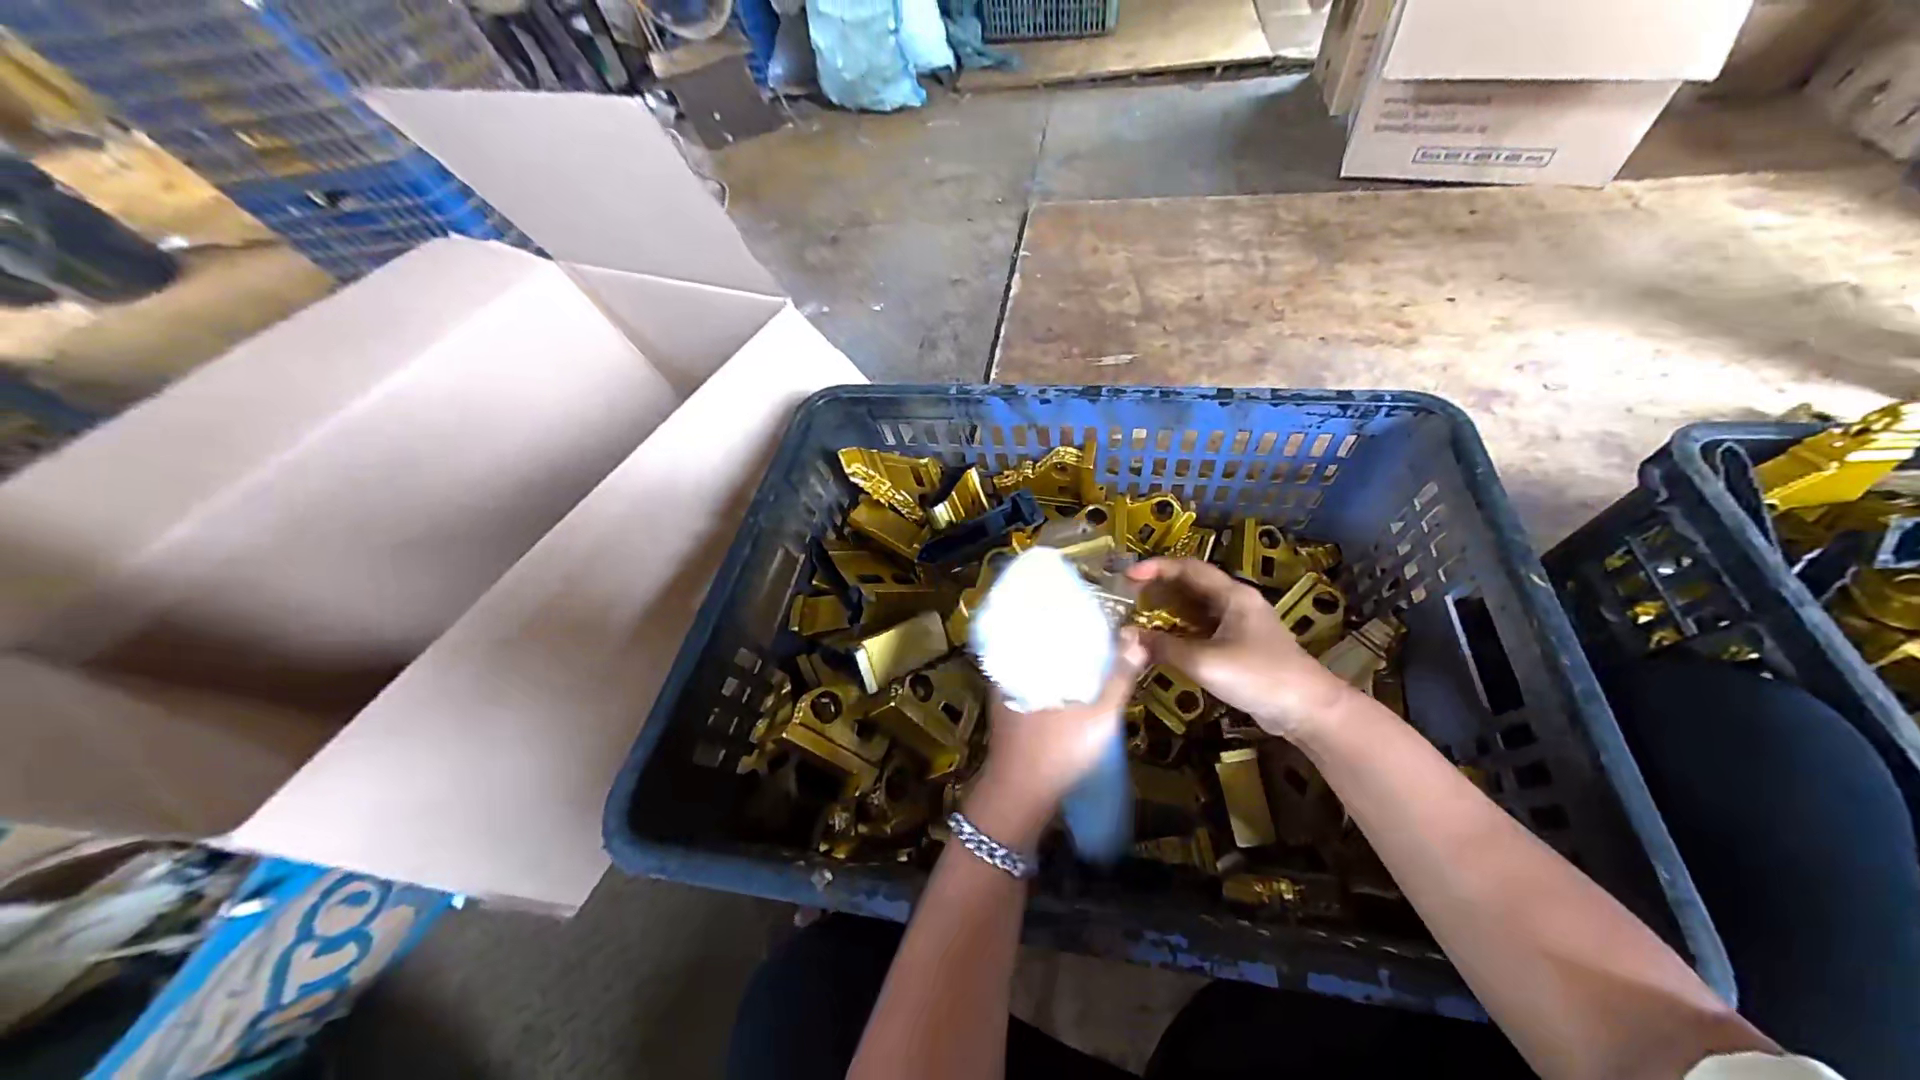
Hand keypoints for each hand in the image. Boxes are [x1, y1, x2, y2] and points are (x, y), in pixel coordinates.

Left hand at [967, 628, 1147, 848]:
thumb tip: (1135, 637)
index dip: (1070, 615)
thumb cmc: (1060, 750)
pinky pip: (1030, 682)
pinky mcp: (1006, 710)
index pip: (1045, 622)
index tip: (1094, 612)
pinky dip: (1050, 679)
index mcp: (1028, 659)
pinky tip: (1069, 687)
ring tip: (1089, 658)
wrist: (1019, 795)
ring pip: (1035, 664)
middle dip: (1067, 637)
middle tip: (1099, 635)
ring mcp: (1005, 691)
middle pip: (1040, 642)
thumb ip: (1119, 676)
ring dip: (1059, 660)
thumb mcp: (1099, 715)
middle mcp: (1010, 668)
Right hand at [1127, 558, 1356, 741]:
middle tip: (1127, 597)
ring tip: (1137, 616)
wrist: (1307, 710)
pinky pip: (1202, 629)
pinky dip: (1179, 630)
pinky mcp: (1240, 646)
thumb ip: (1163, 647)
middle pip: (1192, 585)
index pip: (1188, 568)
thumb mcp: (1205, 662)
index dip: (1156, 568)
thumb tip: (1126, 636)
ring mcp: (1240, 625)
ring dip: (1168, 610)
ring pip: (1196, 608)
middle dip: (1158, 588)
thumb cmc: (1258, 677)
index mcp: (1232, 596)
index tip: (1127, 576)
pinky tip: (1161, 642)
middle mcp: (1236, 603)